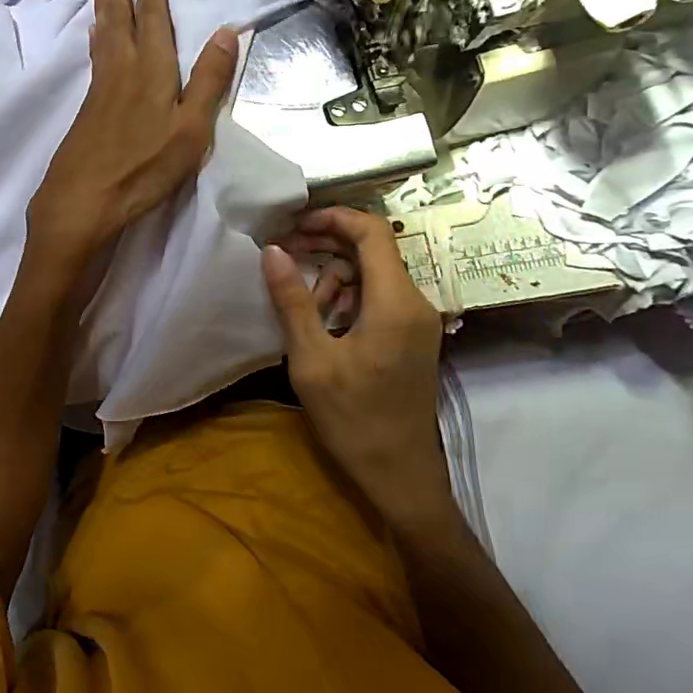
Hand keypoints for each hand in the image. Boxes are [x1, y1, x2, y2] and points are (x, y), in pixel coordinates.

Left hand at [28, 0, 238, 263]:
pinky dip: (96, 35)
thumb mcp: (192, 129)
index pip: (154, 16)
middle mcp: (123, 68)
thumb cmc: (145, 167)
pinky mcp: (89, 107)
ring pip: (103, 32)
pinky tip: (94, 36)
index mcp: (152, 70)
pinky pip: (95, 55)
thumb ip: (209, 80)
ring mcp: (102, 87)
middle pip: (119, 14)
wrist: (84, 200)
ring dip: (104, 1)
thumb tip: (227, 30)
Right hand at [262, 207, 455, 528]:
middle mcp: (416, 302)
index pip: (373, 231)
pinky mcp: (414, 335)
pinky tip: (328, 322)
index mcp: (395, 302)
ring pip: (375, 274)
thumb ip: (293, 301)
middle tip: (288, 256)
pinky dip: (352, 297)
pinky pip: (382, 297)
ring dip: (337, 276)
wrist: (400, 474)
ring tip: (307, 305)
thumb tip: (273, 251)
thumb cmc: (354, 420)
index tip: (296, 224)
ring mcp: (419, 320)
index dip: (334, 217)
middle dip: (329, 246)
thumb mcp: (312, 361)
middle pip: (374, 249)